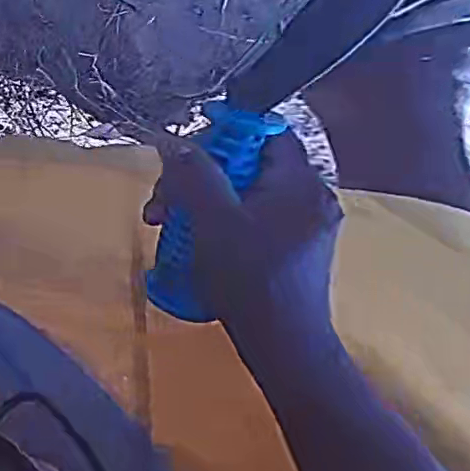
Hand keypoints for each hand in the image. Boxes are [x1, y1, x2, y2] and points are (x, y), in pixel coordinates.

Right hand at [143, 129, 342, 339]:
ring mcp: (299, 222)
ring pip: (237, 189)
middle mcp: (307, 198)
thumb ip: (194, 173)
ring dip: (193, 197)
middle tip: (163, 198)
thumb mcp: (212, 218)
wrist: (279, 338)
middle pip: (243, 162)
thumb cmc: (249, 275)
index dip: (224, 132)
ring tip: (162, 220)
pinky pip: (242, 211)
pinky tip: (185, 234)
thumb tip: (172, 141)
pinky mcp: (285, 242)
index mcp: (301, 185)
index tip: (184, 149)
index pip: (266, 133)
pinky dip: (210, 216)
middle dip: (194, 174)